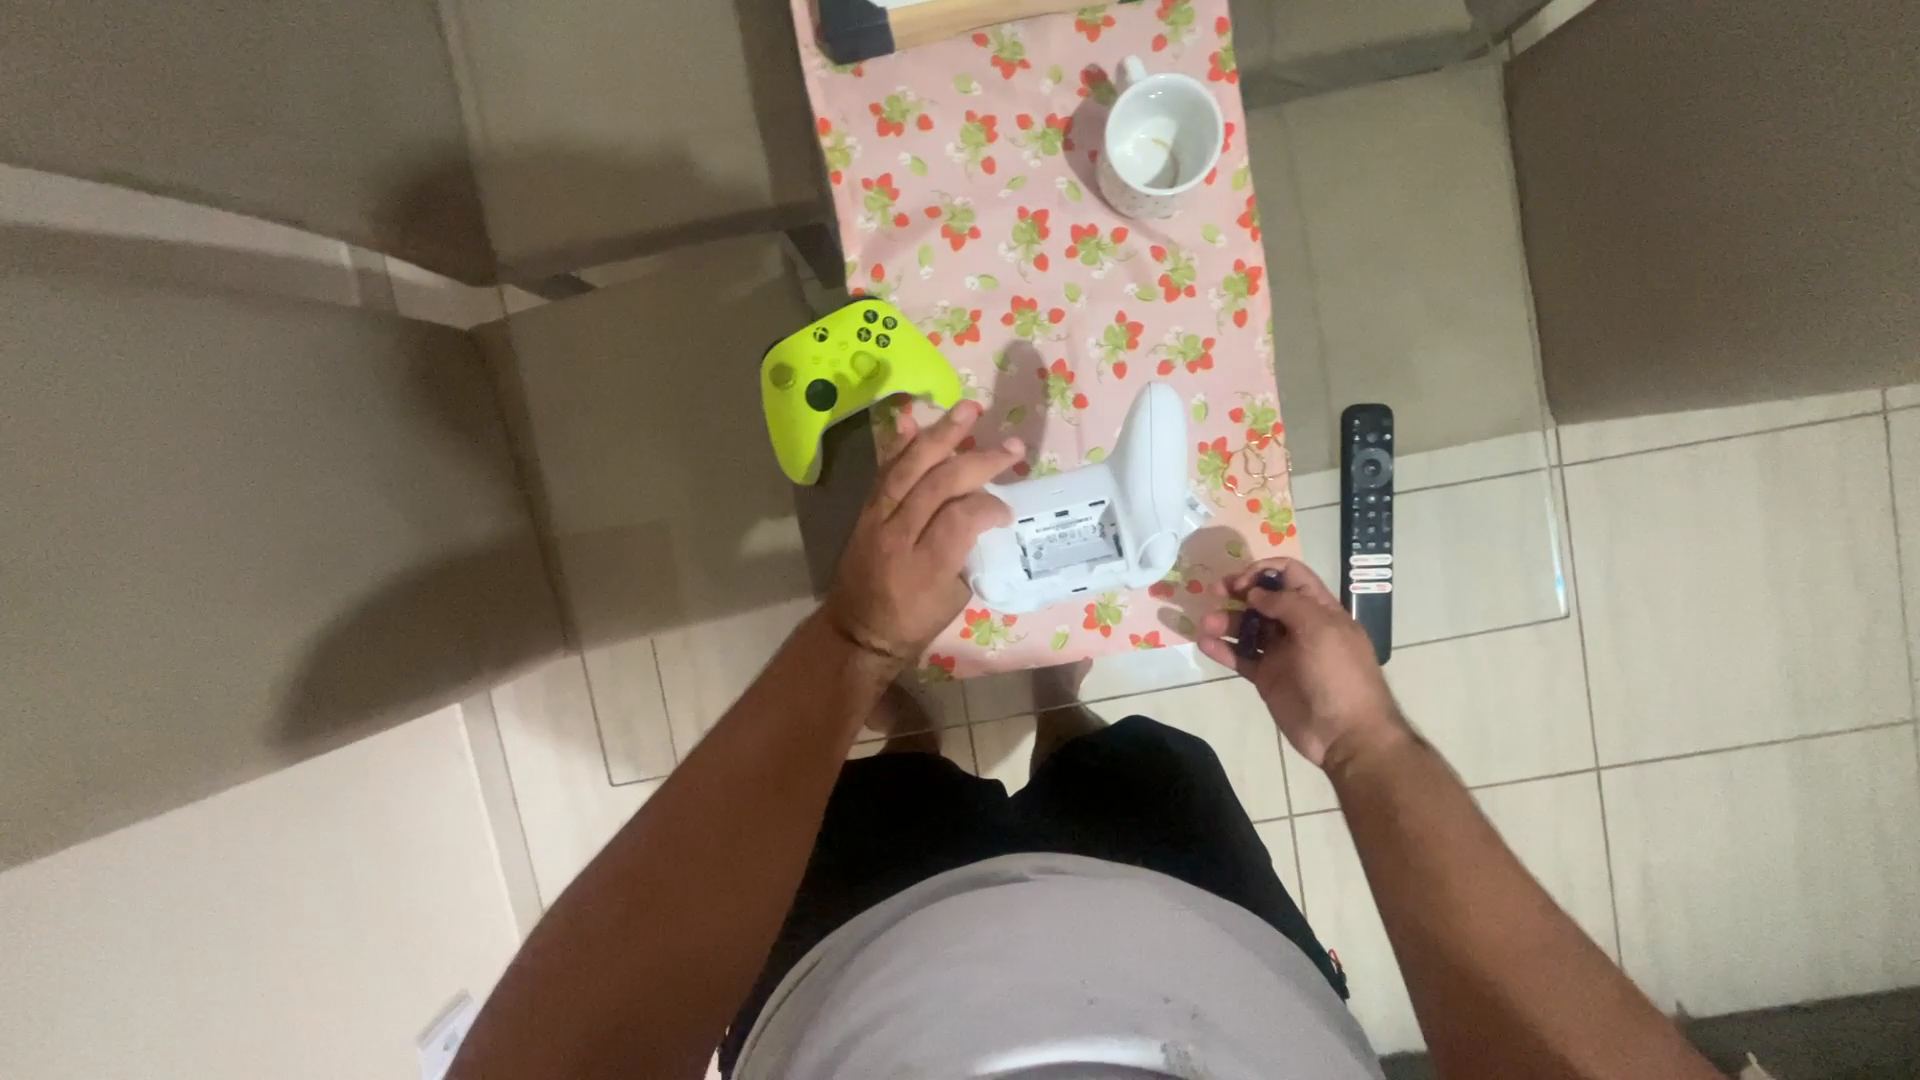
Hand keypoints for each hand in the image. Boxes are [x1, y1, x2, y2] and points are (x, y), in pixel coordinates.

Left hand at [822, 400, 1022, 667]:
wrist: (857, 630)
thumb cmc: (913, 622)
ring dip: (942, 434)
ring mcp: (877, 518)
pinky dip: (899, 442)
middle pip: (938, 483)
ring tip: (969, 408)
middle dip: (979, 460)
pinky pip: (884, 468)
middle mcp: (898, 534)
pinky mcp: (865, 509)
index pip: (962, 517)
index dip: (990, 506)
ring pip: (910, 465)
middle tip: (1011, 447)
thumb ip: (970, 553)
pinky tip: (913, 418)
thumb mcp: (955, 599)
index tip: (1007, 511)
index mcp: (926, 565)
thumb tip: (985, 516)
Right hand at [1197, 557, 1406, 771]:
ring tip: (1207, 625)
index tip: (1242, 583)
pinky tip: (1204, 643)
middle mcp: (1297, 626)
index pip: (1290, 575)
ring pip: (1246, 627)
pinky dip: (1221, 648)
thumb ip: (1286, 604)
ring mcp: (1280, 652)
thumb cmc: (1340, 675)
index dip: (1263, 572)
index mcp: (1318, 609)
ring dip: (1224, 620)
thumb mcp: (1321, 629)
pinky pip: (1239, 656)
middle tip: (1215, 593)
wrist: (1346, 734)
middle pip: (1263, 598)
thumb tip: (1254, 593)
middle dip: (1237, 591)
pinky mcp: (1266, 676)